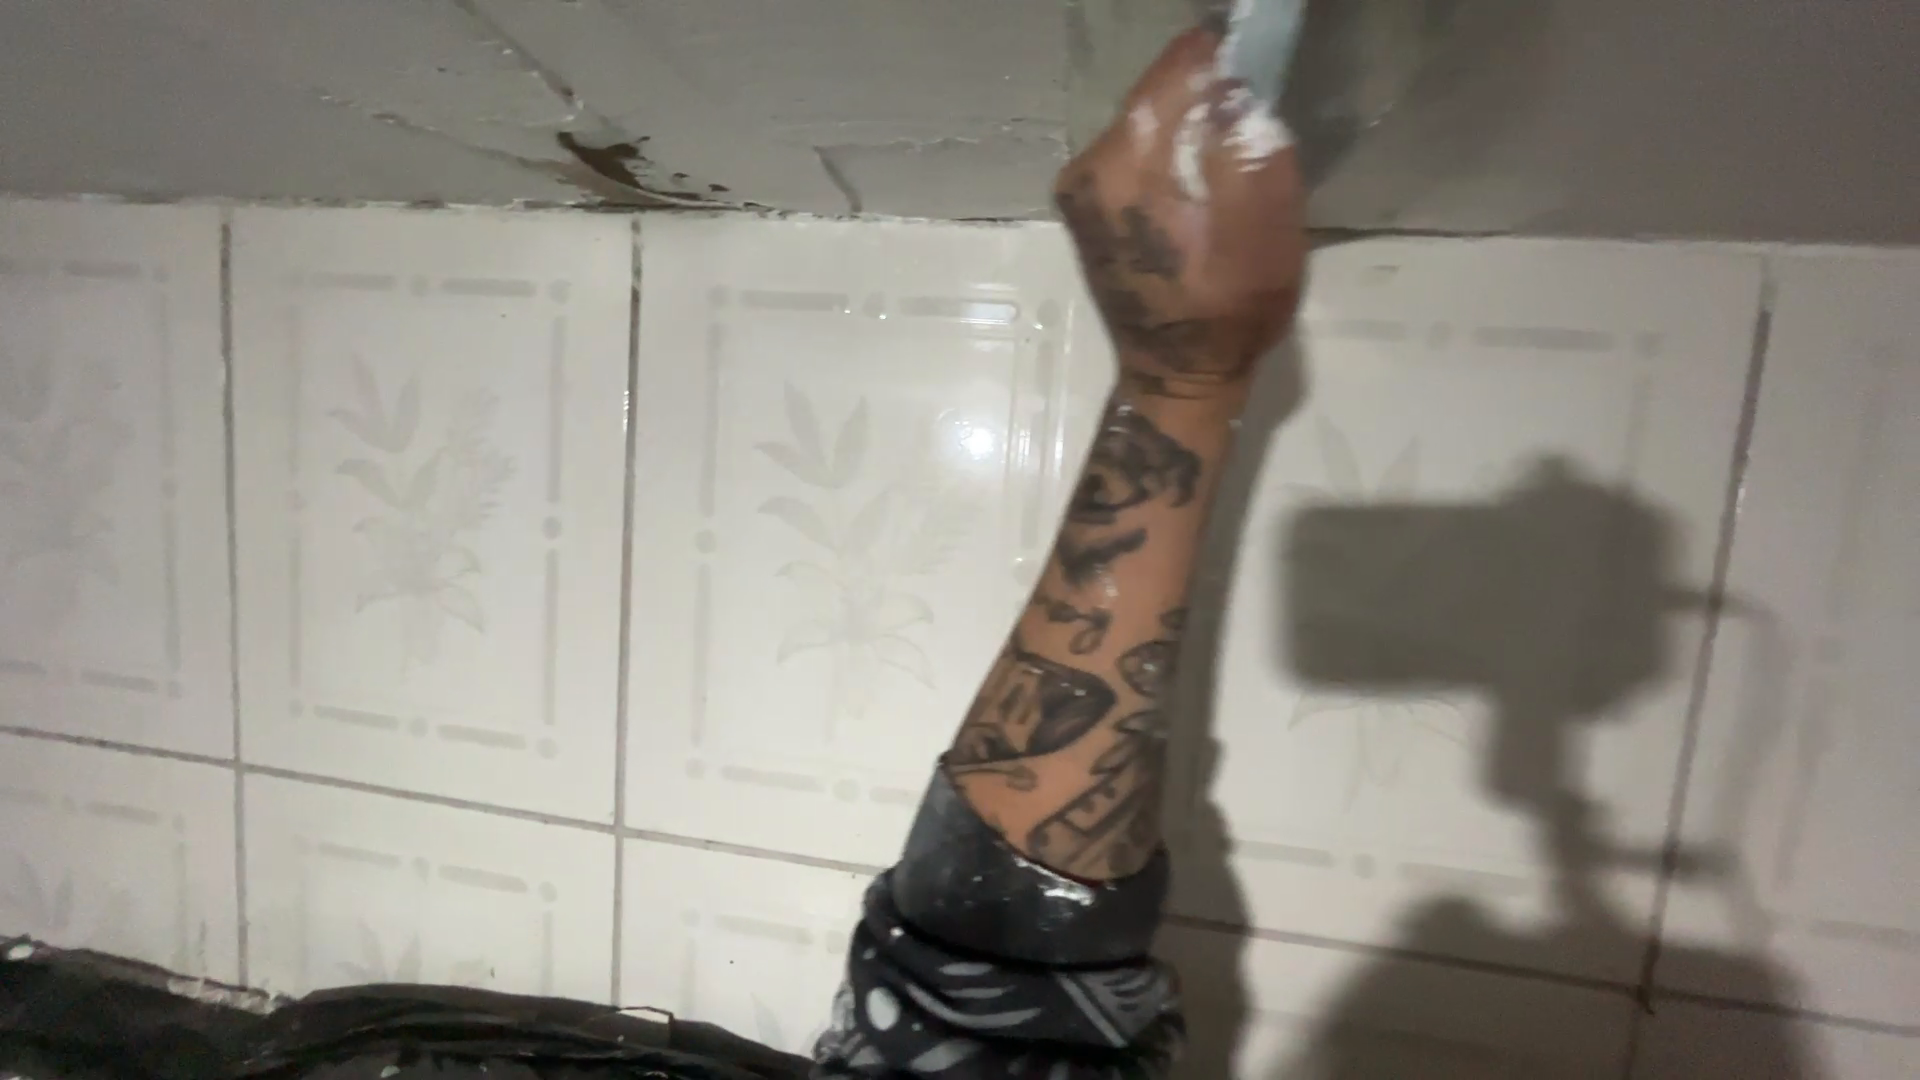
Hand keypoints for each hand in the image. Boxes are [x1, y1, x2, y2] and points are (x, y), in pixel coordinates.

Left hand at [1056, 26, 1307, 401]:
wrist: (1177, 374)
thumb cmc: (1229, 310)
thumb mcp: (1266, 222)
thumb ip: (1250, 138)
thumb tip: (1234, 79)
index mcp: (1127, 164)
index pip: (1183, 65)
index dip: (1230, 65)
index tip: (1259, 89)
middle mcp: (1087, 168)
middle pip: (1161, 92)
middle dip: (1209, 104)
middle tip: (1246, 145)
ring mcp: (1077, 192)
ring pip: (1147, 122)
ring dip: (1189, 134)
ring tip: (1221, 178)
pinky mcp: (1082, 211)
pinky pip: (1132, 157)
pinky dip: (1166, 161)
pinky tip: (1191, 199)